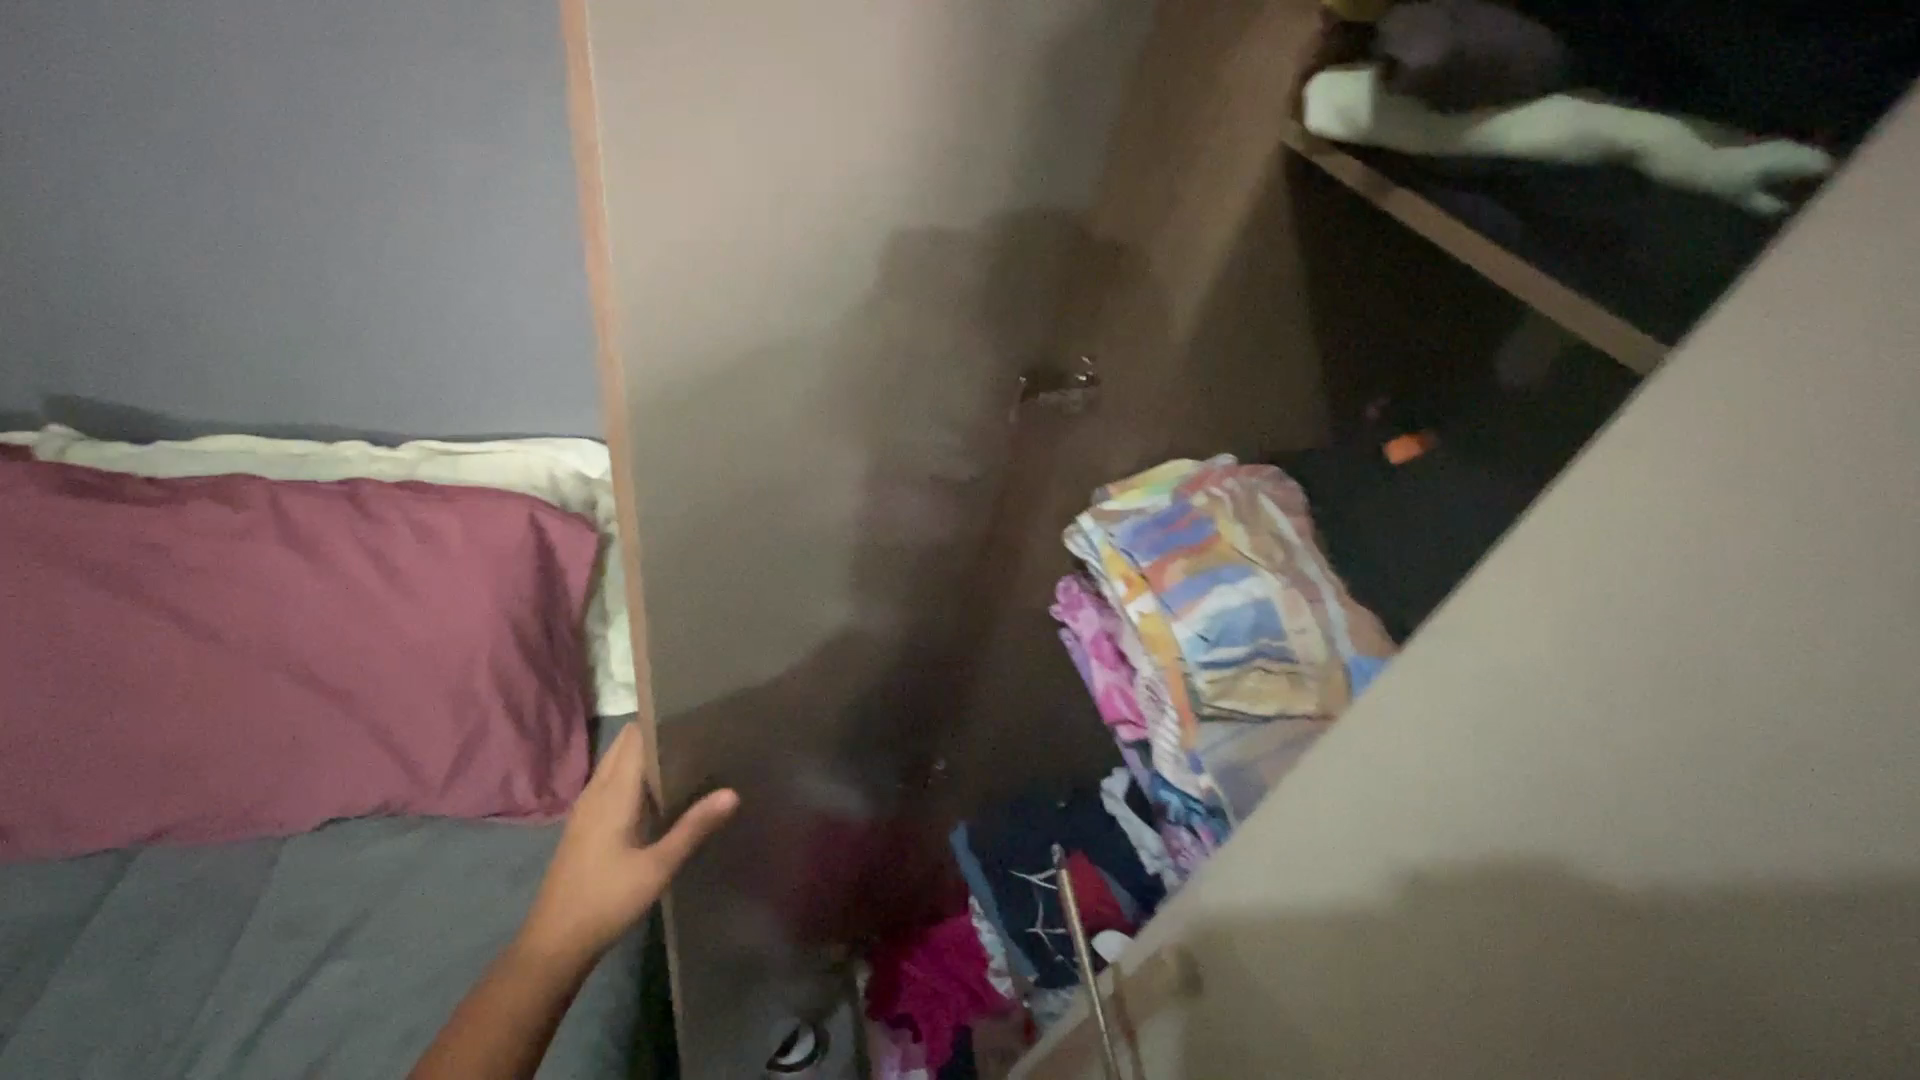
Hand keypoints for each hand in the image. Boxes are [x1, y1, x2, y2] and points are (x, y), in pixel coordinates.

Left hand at [516, 723, 738, 966]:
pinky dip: (634, 775)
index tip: (695, 712)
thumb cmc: (606, 901)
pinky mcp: (584, 825)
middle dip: (655, 734)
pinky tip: (659, 793)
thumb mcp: (658, 867)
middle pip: (624, 746)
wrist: (554, 943)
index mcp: (612, 793)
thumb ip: (694, 828)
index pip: (635, 737)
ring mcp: (586, 809)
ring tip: (686, 755)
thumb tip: (733, 793)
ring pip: (616, 764)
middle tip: (698, 733)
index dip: (660, 720)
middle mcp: (596, 792)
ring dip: (644, 755)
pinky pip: (611, 784)